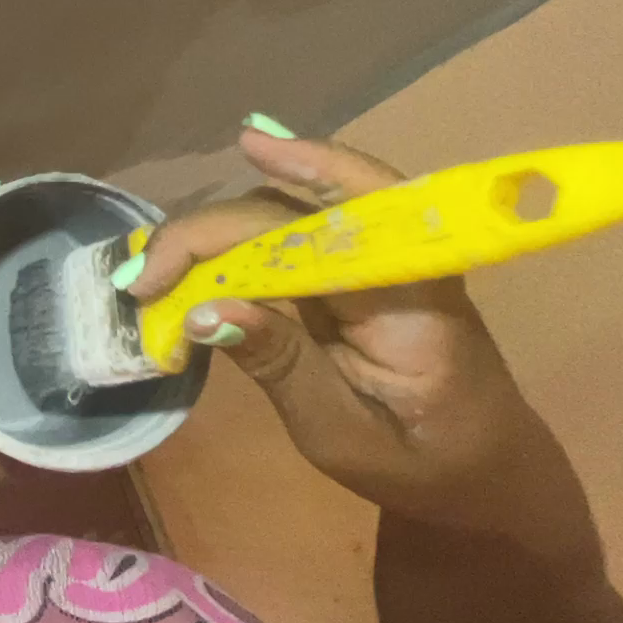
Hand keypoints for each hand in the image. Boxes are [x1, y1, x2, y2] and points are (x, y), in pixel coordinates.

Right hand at [129, 125, 588, 553]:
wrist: (481, 478)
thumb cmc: (426, 467)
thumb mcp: (343, 433)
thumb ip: (278, 365)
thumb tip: (198, 312)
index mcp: (415, 300)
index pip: (364, 216)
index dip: (312, 166)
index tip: (246, 144)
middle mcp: (388, 264)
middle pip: (288, 216)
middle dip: (204, 235)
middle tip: (141, 281)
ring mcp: (358, 264)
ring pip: (271, 217)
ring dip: (204, 239)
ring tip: (152, 273)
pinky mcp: (334, 272)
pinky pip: (272, 239)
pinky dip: (218, 244)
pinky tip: (184, 247)